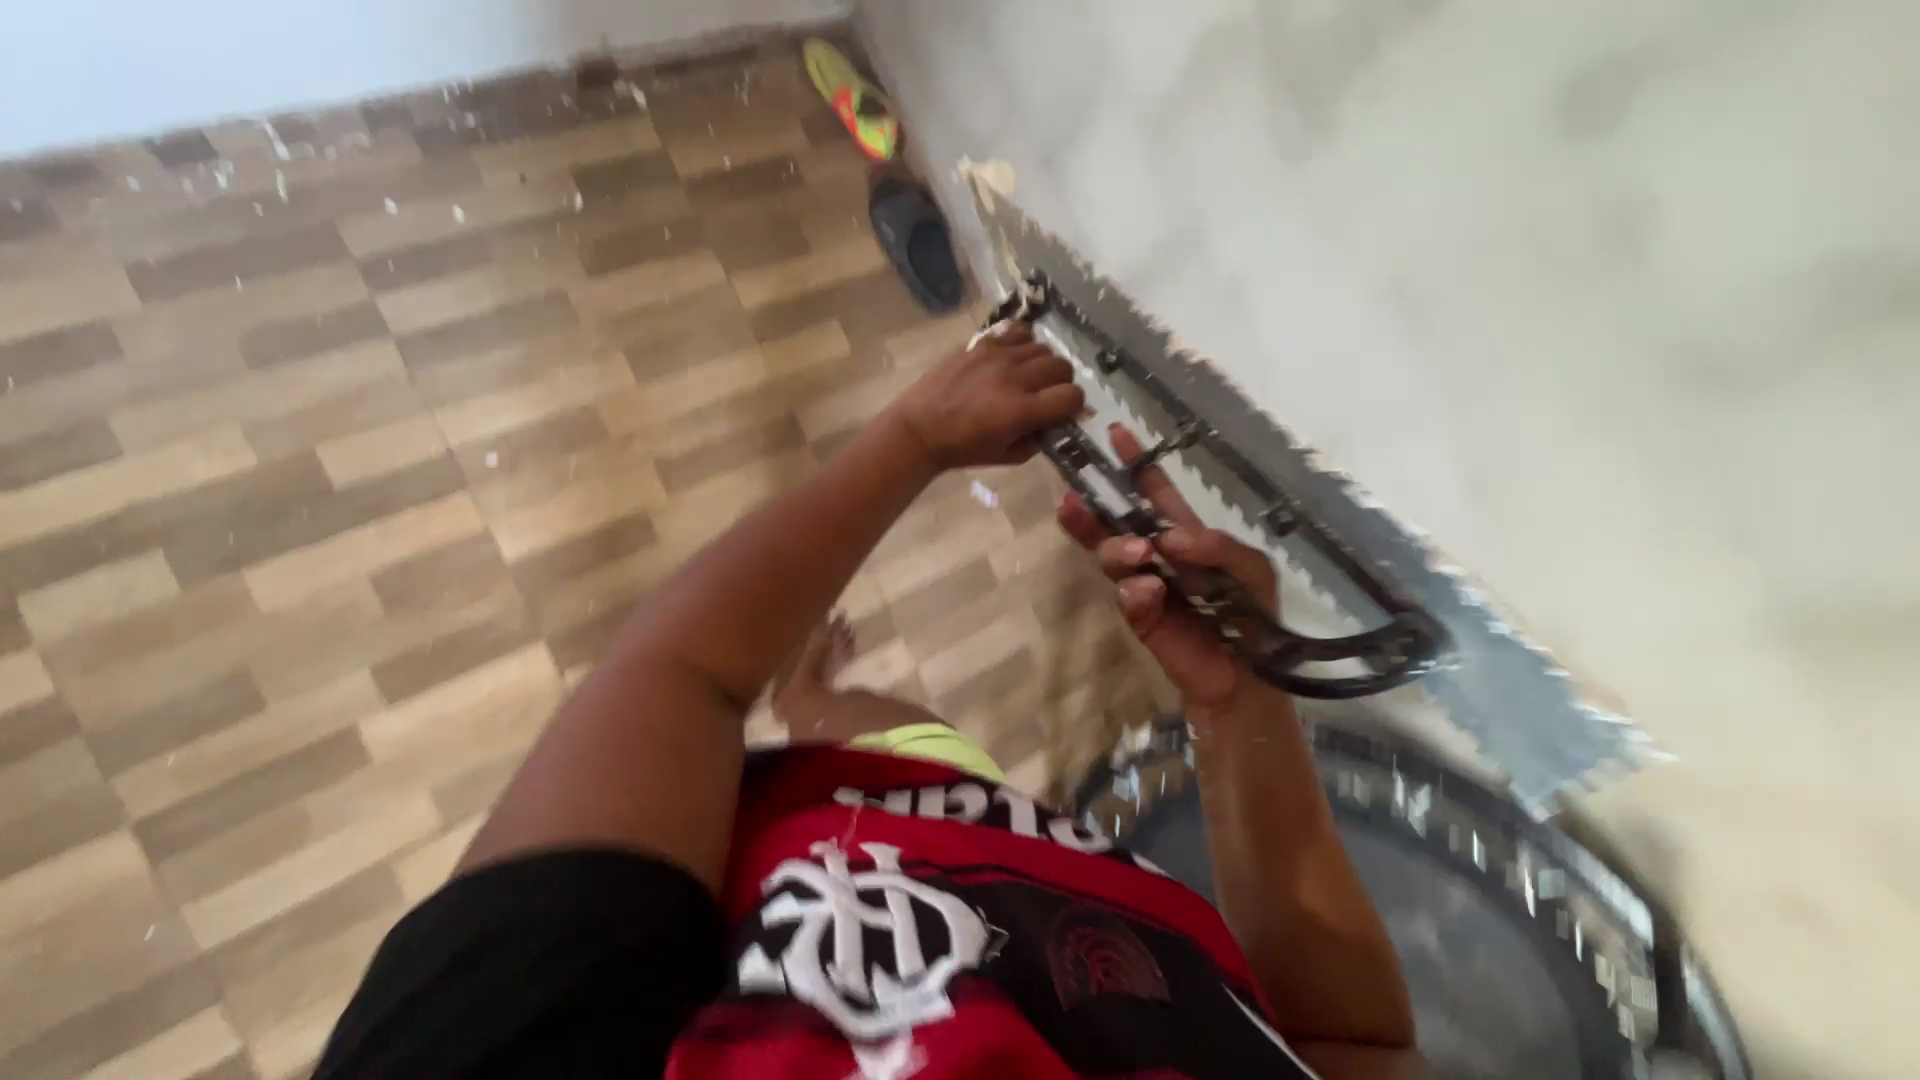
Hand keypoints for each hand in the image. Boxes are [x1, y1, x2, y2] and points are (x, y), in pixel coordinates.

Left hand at [888, 323, 1085, 469]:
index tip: (1064, 411)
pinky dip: (1023, 343)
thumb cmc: (963, 449)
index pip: (1072, 396)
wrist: (920, 429)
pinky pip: (1017, 331)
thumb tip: (1058, 421)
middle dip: (1061, 383)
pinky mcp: (981, 343)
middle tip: (1047, 394)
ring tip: (1028, 376)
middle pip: (1062, 367)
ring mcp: (997, 356)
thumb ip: (1038, 439)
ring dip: (1042, 364)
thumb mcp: (1007, 455)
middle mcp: (1014, 379)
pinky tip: (1014, 357)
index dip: (1074, 405)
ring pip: (1043, 348)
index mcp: (1020, 411)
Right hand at [1057, 423, 1279, 710]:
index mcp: (1184, 535)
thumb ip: (1218, 546)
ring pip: (1111, 556)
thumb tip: (1171, 538)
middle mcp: (1157, 556)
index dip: (1136, 465)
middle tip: (1075, 501)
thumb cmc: (1254, 614)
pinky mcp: (1141, 619)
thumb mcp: (1252, 569)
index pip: (1155, 494)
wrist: (1248, 675)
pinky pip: (1128, 599)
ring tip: (1139, 554)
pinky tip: (1149, 592)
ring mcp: (1144, 587)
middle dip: (1092, 510)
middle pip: (1115, 524)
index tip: (1115, 433)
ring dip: (1116, 548)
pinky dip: (1135, 592)